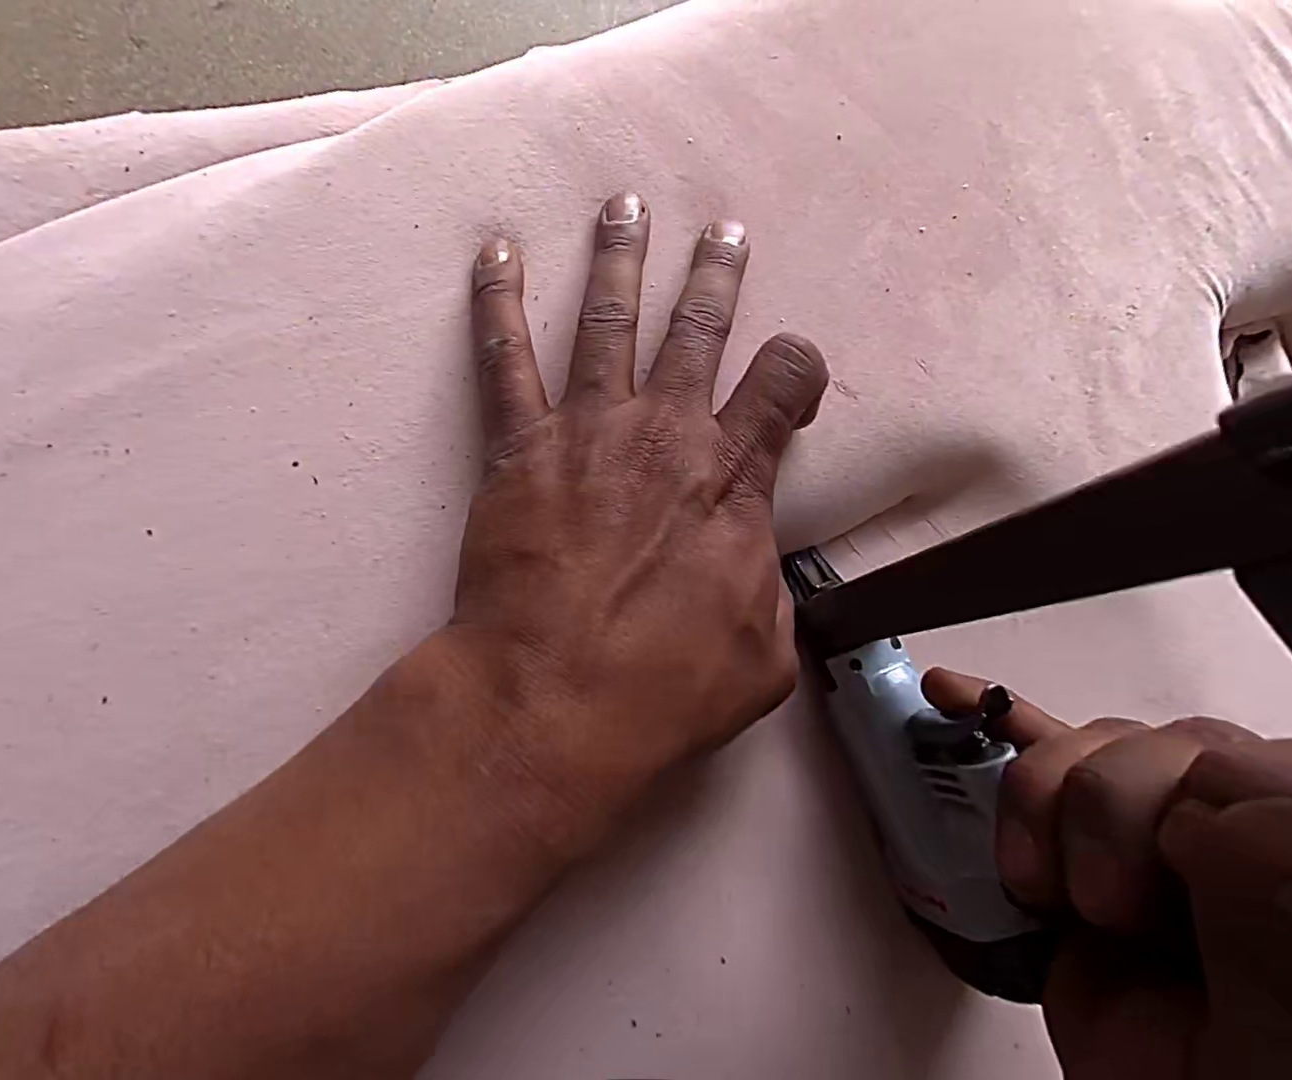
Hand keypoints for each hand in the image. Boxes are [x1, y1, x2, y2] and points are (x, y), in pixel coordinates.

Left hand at [448, 193, 828, 809]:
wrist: (553, 702)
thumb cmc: (660, 692)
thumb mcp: (761, 655)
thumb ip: (768, 592)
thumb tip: (759, 564)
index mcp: (732, 482)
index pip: (782, 385)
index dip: (795, 370)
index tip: (790, 378)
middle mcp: (667, 437)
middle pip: (699, 331)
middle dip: (715, 278)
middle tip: (722, 234)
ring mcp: (591, 432)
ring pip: (610, 319)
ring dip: (621, 257)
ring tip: (624, 207)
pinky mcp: (521, 448)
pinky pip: (506, 357)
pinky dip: (499, 301)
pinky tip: (496, 254)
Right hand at [922, 669, 1291, 1079]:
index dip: (1209, 817)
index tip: (1166, 897)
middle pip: (1184, 747)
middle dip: (1110, 817)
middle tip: (1110, 911)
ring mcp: (1195, 820)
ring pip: (1107, 742)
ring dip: (1046, 802)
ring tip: (1057, 887)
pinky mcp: (1116, 823)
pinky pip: (1055, 742)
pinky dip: (1006, 725)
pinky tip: (958, 699)